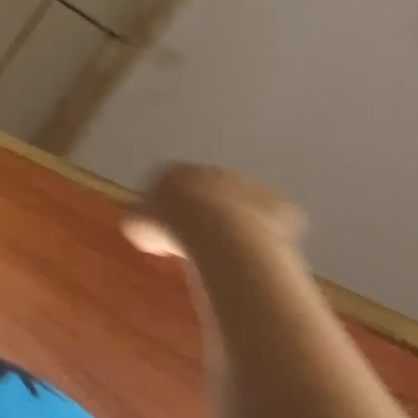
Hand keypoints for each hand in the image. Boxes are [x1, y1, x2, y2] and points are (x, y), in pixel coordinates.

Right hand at [124, 163, 307, 260]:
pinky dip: (262, 230)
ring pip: (238, 201)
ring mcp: (249, 185)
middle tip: (196, 234)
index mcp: (172, 170)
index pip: (164, 181)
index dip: (164, 203)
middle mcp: (211, 170)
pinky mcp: (280, 204)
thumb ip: (141, 221)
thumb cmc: (171, 227)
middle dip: (201, 207)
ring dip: (233, 218)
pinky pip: (269, 218)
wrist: (225, 236)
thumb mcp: (138, 226)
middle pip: (205, 188)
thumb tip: (146, 230)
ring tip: (225, 245)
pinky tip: (251, 247)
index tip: (163, 224)